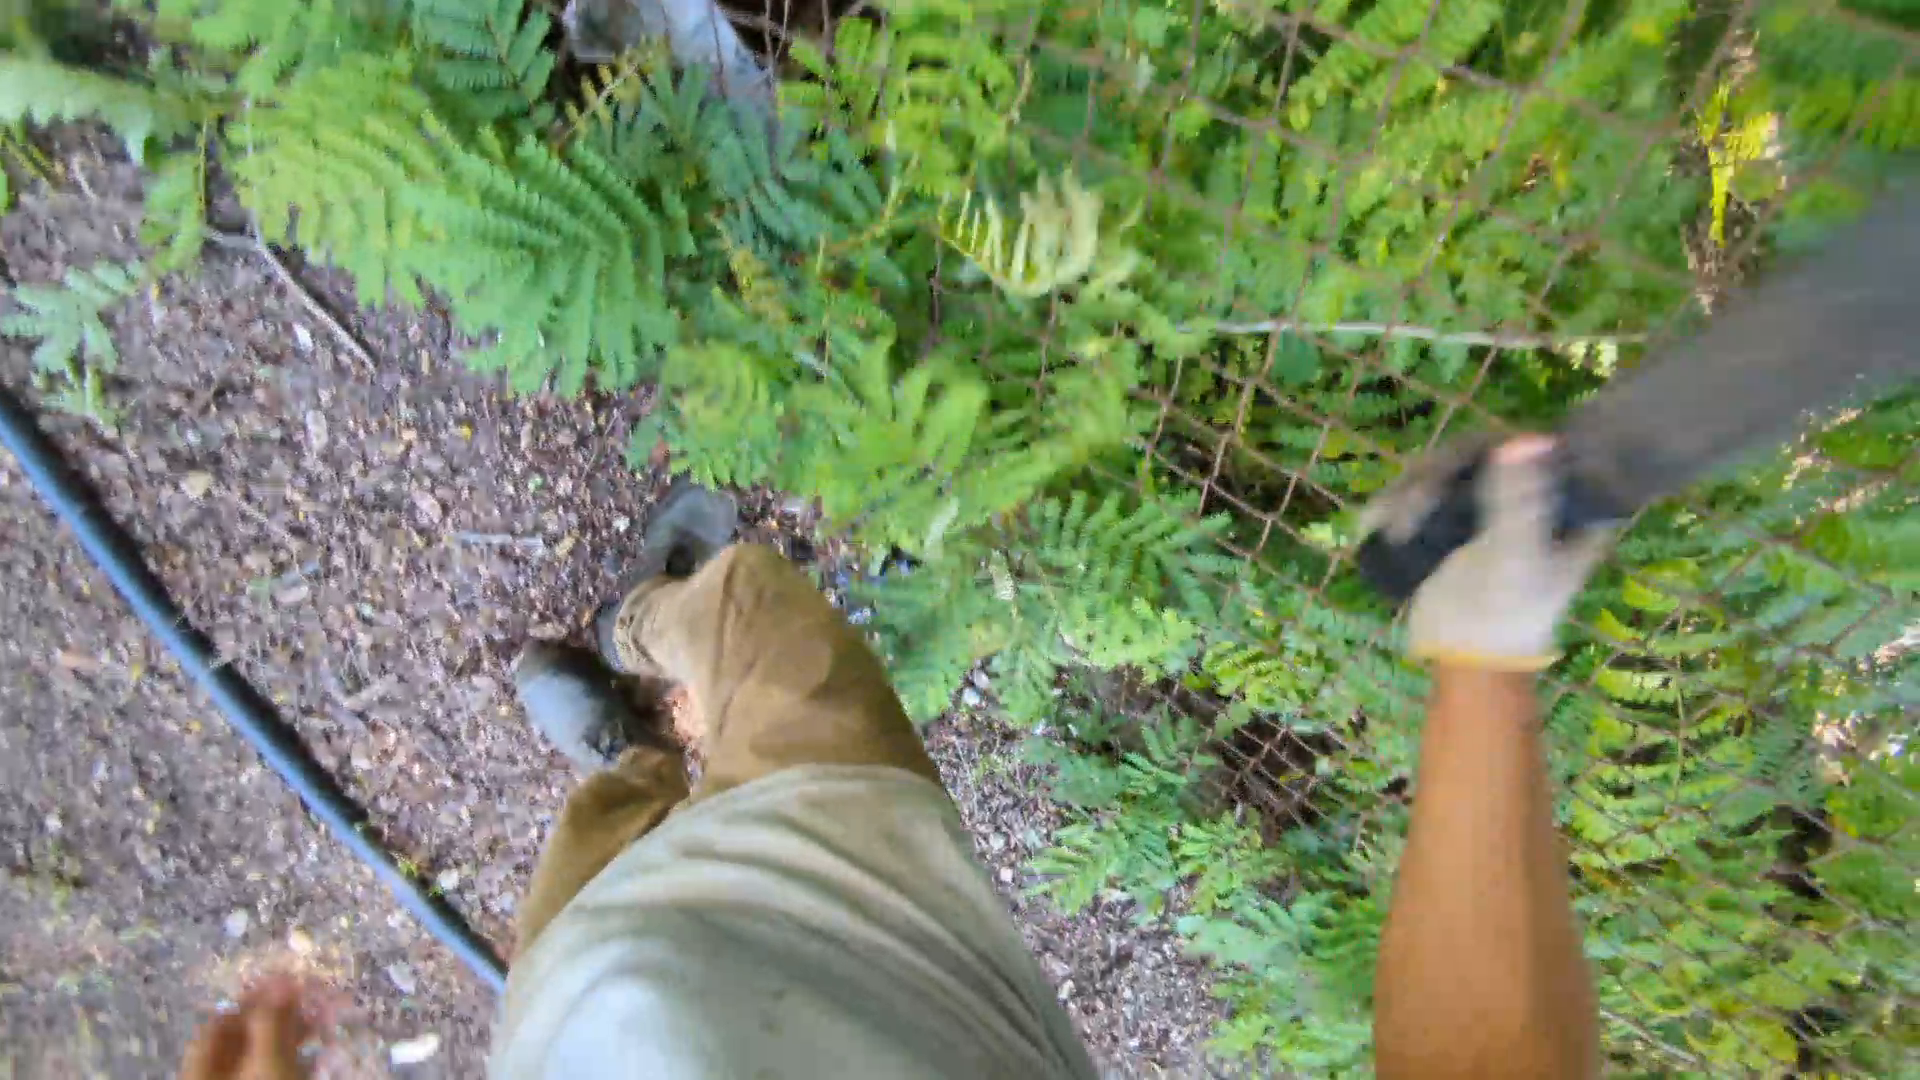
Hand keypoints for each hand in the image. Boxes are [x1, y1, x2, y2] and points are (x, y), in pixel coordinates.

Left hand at [180, 977, 321, 1079]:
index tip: (289, 977)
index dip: (251, 998)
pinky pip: (274, 1062)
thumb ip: (273, 1019)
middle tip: (313, 993)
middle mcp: (214, 1076)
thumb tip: (285, 977)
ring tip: (325, 1015)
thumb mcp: (270, 1060)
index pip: (218, 1023)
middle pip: (241, 1033)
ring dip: (294, 1026)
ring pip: (262, 1046)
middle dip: (279, 1010)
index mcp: (201, 1069)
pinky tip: (318, 1042)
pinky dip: (295, 1047)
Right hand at [1360, 435, 1610, 669]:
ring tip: (1395, 531)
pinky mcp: (1443, 529)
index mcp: (1561, 503)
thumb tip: (1524, 439)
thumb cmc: (1506, 612)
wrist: (1469, 658)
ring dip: (1405, 498)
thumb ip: (1517, 500)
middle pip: (1470, 461)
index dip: (1486, 450)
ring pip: (1435, 479)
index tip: (1454, 470)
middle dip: (1432, 482)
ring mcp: (1478, 513)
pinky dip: (1388, 509)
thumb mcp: (1516, 554)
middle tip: (1414, 510)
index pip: (1527, 449)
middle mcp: (1522, 499)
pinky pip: (1411, 501)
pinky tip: (1372, 526)